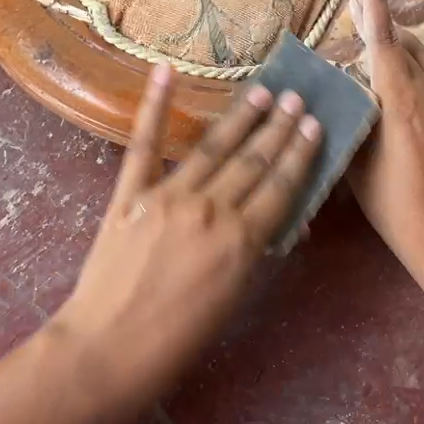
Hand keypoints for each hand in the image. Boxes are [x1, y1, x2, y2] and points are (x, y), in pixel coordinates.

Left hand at [47, 64, 321, 414]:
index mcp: (241, 240)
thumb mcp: (232, 300)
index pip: (280, 186)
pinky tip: (166, 72)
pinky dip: (155, 105)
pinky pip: (146, 144)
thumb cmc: (178, 339)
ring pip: (213, 147)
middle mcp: (211, 208)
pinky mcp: (130, 193)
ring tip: (262, 91)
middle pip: (253, 160)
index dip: (300, 154)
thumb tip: (283, 222)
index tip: (315, 126)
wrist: (108, 351)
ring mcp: (169, 196)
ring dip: (241, 117)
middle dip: (279, 128)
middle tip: (297, 98)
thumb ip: (255, 253)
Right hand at [345, 0, 423, 276]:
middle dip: (378, 21)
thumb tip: (341, 85)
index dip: (375, 6)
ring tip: (384, 22)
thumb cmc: (389, 201)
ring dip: (404, 36)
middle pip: (401, 44)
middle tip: (354, 5)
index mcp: (398, 101)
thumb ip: (352, 116)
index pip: (383, 42)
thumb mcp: (356, 156)